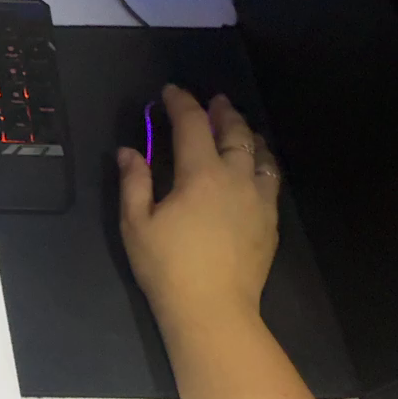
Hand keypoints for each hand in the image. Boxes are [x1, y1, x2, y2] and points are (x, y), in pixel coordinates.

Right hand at [117, 85, 280, 329]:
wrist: (211, 306)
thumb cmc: (165, 266)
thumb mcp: (135, 224)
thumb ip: (133, 183)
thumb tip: (128, 151)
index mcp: (200, 174)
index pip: (191, 126)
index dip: (181, 104)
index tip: (170, 92)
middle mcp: (235, 176)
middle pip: (233, 132)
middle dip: (221, 112)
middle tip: (213, 100)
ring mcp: (258, 196)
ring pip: (258, 151)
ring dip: (246, 132)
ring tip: (237, 126)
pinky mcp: (269, 217)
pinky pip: (269, 176)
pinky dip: (261, 159)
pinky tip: (255, 163)